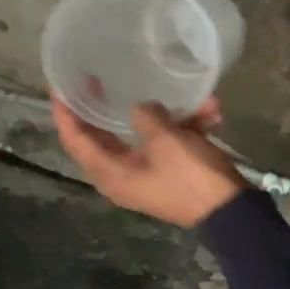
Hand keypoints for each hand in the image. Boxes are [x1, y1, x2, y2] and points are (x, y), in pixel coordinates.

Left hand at [50, 93, 246, 226]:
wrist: (229, 210)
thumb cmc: (190, 176)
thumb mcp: (167, 141)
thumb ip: (146, 117)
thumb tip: (138, 106)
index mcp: (110, 173)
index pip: (75, 140)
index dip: (66, 113)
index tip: (61, 86)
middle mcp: (122, 175)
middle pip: (109, 136)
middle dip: (117, 107)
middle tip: (106, 78)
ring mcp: (148, 174)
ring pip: (150, 135)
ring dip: (174, 115)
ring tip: (201, 100)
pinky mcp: (171, 172)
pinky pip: (172, 143)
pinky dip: (189, 127)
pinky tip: (213, 114)